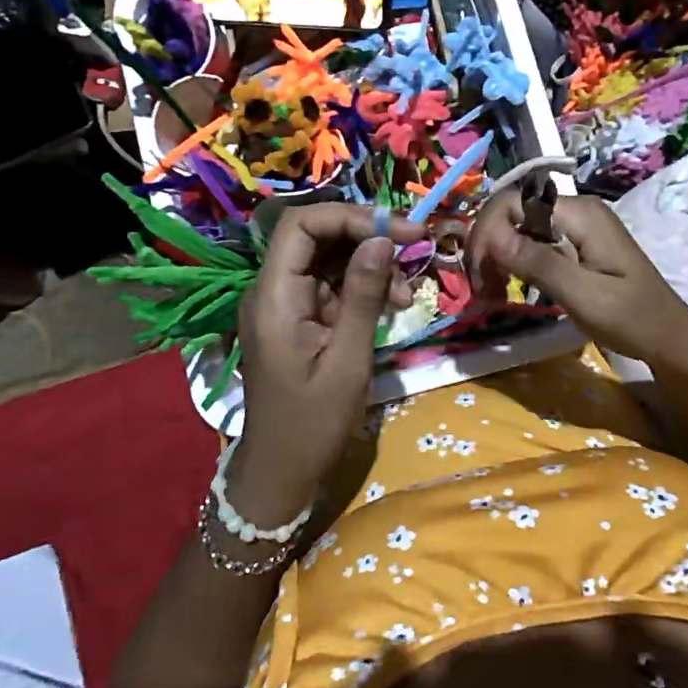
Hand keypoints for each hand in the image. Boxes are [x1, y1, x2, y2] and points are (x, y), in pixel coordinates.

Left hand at [232, 204, 425, 517]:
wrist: (282, 470)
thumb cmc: (313, 423)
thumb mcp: (348, 360)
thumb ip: (362, 296)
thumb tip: (382, 239)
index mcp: (274, 297)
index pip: (301, 225)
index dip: (351, 217)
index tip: (400, 230)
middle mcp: (273, 290)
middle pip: (316, 236)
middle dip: (367, 235)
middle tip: (415, 247)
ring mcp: (285, 304)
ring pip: (328, 259)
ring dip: (371, 264)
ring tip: (407, 293)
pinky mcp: (299, 318)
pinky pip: (331, 286)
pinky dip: (362, 287)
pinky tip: (392, 305)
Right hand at [465, 189, 687, 363]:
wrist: (667, 334)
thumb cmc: (630, 318)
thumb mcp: (583, 295)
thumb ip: (539, 263)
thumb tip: (493, 238)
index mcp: (580, 214)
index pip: (513, 203)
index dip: (486, 234)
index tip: (479, 276)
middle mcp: (575, 210)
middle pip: (512, 213)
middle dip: (487, 247)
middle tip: (481, 290)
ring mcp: (576, 225)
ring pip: (518, 228)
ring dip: (497, 256)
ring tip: (490, 294)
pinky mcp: (575, 243)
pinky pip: (533, 242)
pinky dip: (513, 262)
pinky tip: (507, 287)